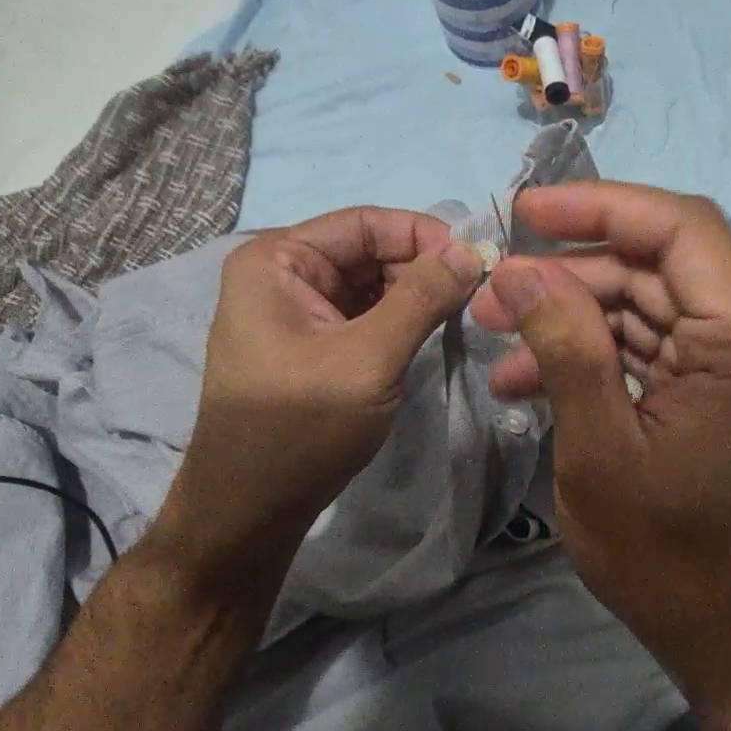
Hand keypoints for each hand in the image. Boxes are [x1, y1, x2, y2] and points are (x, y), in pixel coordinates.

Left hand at [151, 207, 484, 581]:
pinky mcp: (311, 347)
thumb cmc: (302, 427)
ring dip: (415, 296)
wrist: (252, 507)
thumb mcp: (369, 358)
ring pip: (370, 285)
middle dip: (422, 268)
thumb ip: (421, 298)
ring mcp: (295, 313)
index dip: (423, 234)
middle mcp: (282, 275)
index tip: (478, 261)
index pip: (364, 222)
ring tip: (461, 316)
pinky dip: (399, 321)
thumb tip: (471, 250)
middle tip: (477, 296)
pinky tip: (430, 336)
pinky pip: (363, 317)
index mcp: (277, 261)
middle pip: (368, 251)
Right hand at [470, 182, 730, 707]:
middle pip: (660, 263)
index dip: (601, 207)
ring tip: (497, 339)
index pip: (682, 228)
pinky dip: (597, 354)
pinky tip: (529, 380)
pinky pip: (654, 347)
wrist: (717, 629)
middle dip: (572, 271)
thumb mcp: (599, 447)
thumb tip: (521, 267)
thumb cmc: (662, 553)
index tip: (526, 212)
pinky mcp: (720, 391)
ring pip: (650, 303)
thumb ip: (565, 345)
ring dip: (575, 315)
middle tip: (492, 294)